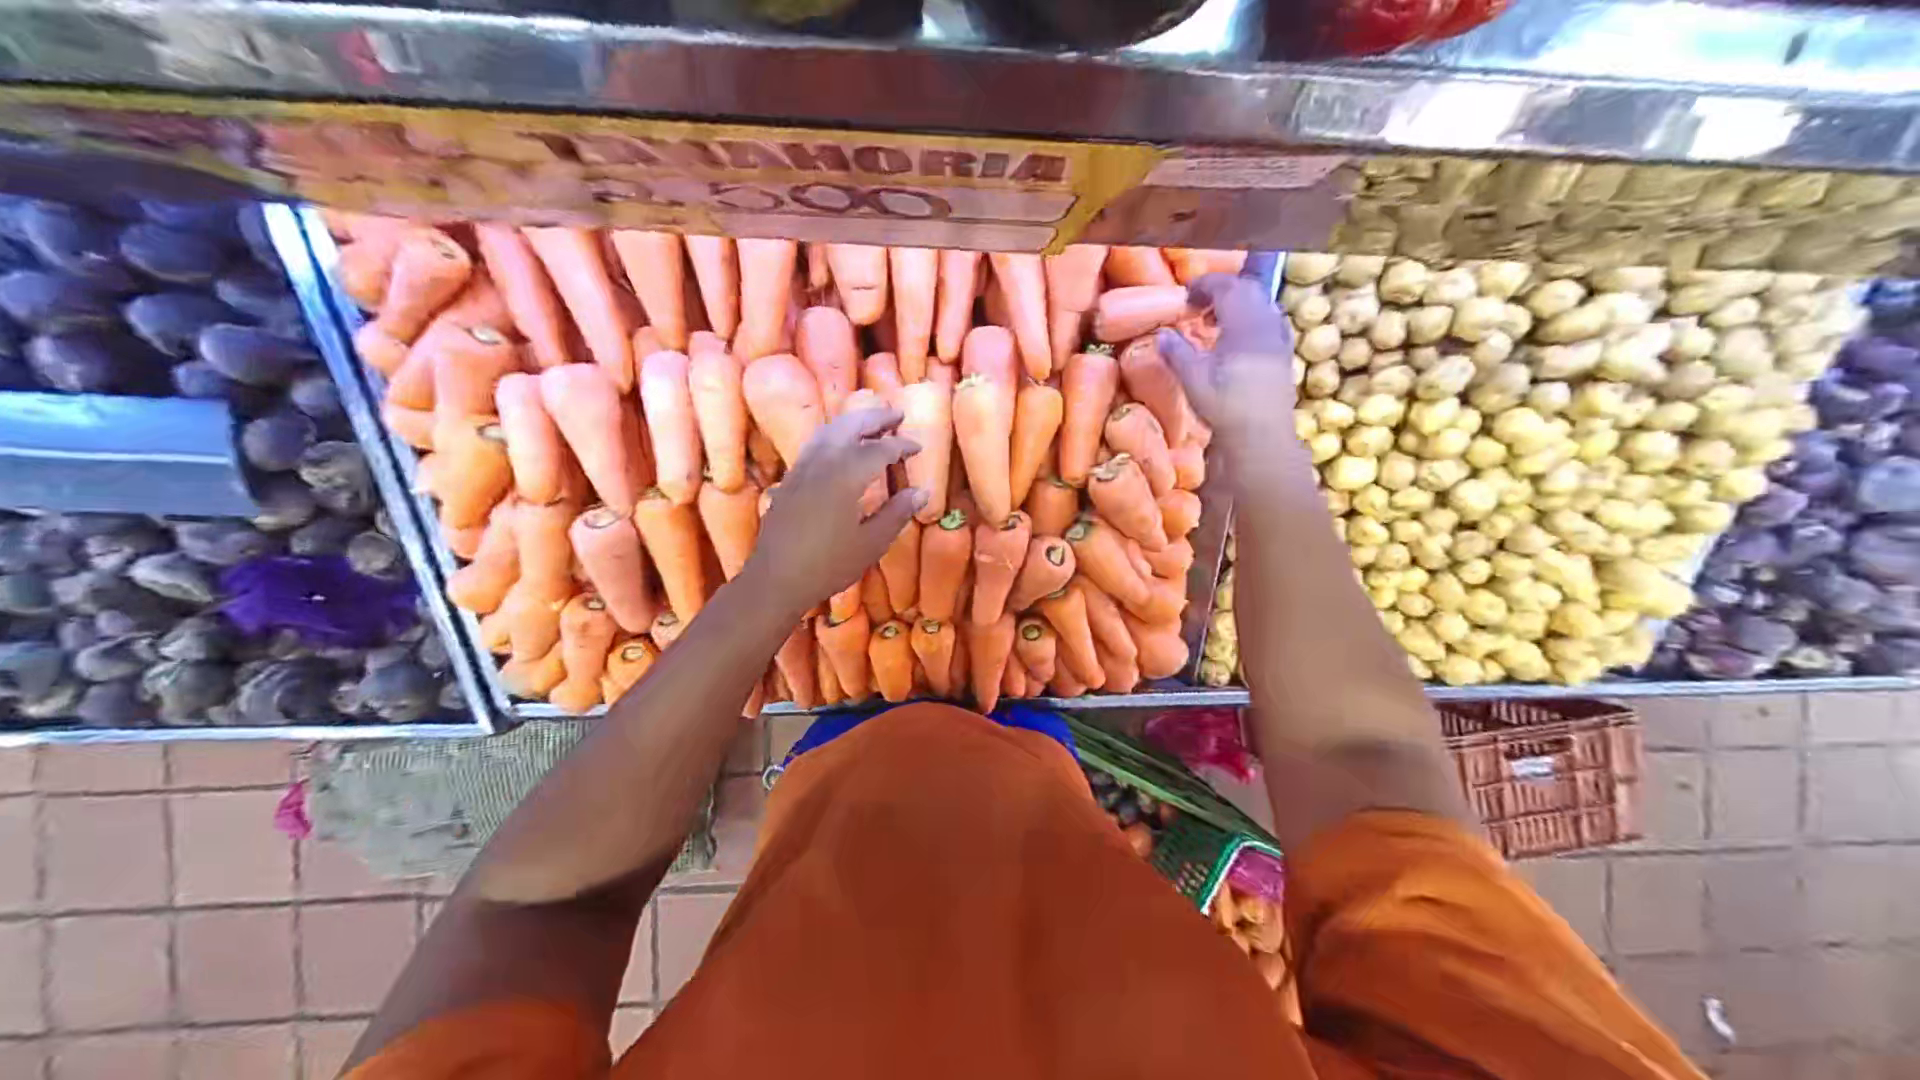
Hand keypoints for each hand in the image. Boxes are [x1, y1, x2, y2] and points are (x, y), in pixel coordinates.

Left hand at [743, 407, 924, 615]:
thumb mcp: (871, 543)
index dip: (901, 445)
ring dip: (853, 422)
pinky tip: (842, 448)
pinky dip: (835, 435)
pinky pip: (815, 444)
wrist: (776, 579)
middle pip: (851, 425)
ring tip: (871, 424)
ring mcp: (802, 468)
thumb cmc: (829, 564)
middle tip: (896, 414)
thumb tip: (921, 491)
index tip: (918, 446)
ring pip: (829, 430)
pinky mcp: (790, 479)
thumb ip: (896, 512)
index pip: (880, 449)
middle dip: (875, 417)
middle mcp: (822, 461)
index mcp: (846, 474)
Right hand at [1155, 273, 1297, 461]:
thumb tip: (1161, 334)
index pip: (1227, 287)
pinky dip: (1250, 321)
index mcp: (1245, 323)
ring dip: (1238, 305)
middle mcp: (1267, 323)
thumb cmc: (1226, 407)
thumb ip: (1177, 352)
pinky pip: (1268, 323)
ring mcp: (1279, 339)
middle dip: (1223, 290)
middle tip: (1199, 304)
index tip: (1186, 293)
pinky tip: (1236, 341)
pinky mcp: (1283, 355)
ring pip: (1261, 305)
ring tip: (1216, 321)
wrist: (1262, 437)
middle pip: (1248, 290)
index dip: (1205, 284)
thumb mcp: (1194, 379)